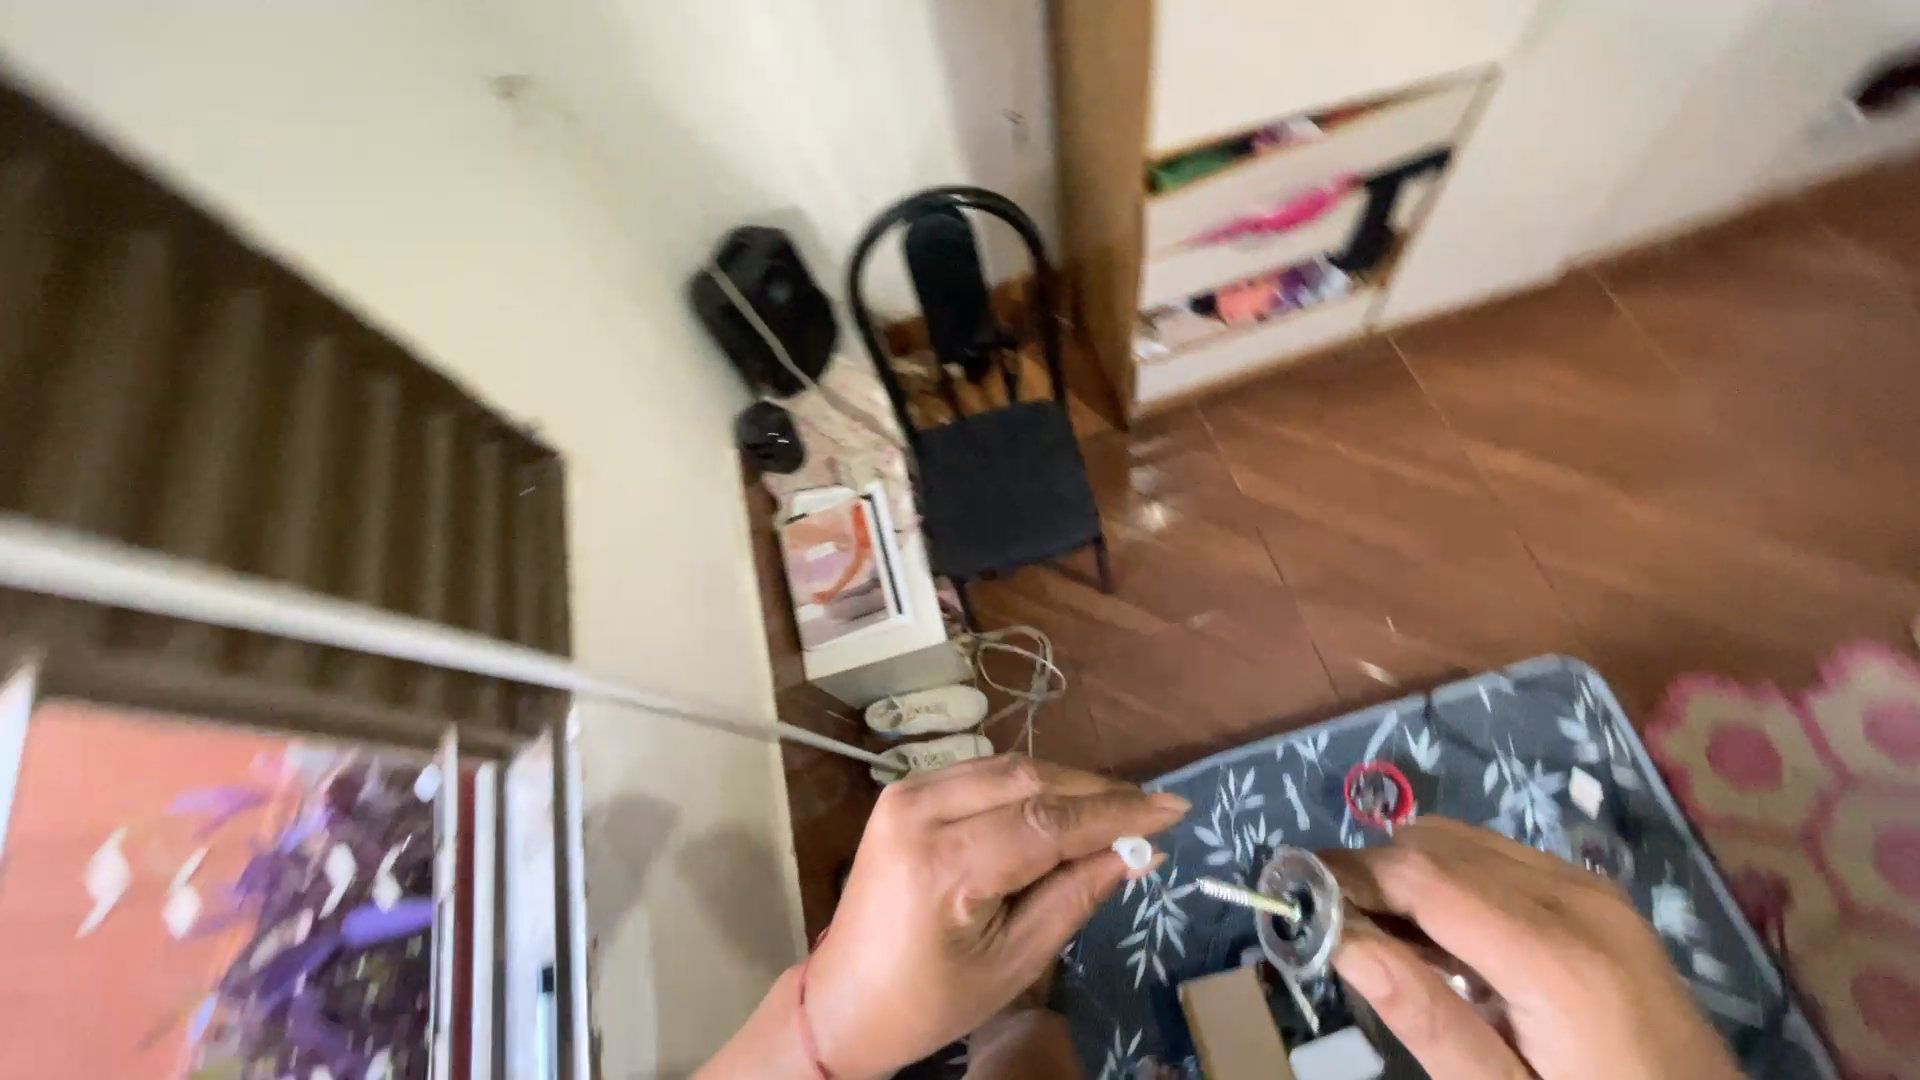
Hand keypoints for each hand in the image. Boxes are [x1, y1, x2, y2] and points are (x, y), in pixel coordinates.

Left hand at [803, 755, 1189, 1077]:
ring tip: (1112, 809)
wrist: (844, 997)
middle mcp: (919, 809)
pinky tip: (1058, 804)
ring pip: (1006, 767)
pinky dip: (1026, 783)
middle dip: (1094, 792)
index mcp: (942, 865)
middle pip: (1027, 779)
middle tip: (1148, 809)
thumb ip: (1076, 894)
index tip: (1171, 808)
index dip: (1114, 812)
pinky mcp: (903, 789)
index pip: (1047, 822)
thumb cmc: (930, 998)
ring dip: (1064, 783)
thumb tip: (1140, 850)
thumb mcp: (1014, 962)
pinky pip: (980, 772)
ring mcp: (905, 792)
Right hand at [1322, 820, 1741, 1079]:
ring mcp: (1592, 890)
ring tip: (1395, 942)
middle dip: (1372, 877)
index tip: (1295, 899)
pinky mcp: (1596, 895)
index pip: (1420, 872)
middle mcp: (1577, 900)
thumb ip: (1426, 1019)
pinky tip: (1448, 938)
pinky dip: (1446, 878)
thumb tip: (1335, 936)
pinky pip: (1490, 854)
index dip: (1346, 875)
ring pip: (1455, 839)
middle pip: (1432, 844)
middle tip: (1343, 935)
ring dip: (1407, 874)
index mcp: (1560, 959)